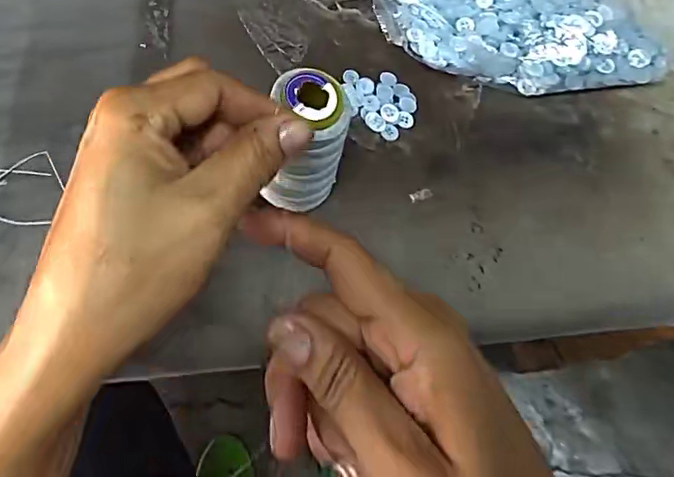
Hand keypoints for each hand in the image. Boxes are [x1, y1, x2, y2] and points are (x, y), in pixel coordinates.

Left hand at [26, 57, 312, 379]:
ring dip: (224, 146)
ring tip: (248, 185)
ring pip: (189, 123)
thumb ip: (257, 156)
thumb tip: (299, 126)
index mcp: (132, 110)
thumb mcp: (209, 207)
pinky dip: (203, 163)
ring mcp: (115, 143)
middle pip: (200, 95)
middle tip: (271, 160)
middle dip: (240, 123)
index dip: (261, 108)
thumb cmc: (136, 270)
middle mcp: (119, 114)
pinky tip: (220, 196)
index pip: (214, 85)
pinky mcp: (118, 171)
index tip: (298, 137)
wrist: (67, 340)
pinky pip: (173, 148)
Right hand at [245, 210, 551, 476]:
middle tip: (286, 442)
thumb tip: (285, 322)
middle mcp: (420, 324)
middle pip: (329, 315)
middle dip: (296, 370)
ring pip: (338, 345)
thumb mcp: (397, 463)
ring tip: (327, 459)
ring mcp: (422, 348)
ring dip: (316, 397)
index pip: (348, 262)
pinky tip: (349, 449)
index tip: (251, 220)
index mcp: (421, 333)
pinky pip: (361, 369)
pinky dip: (340, 405)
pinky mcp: (422, 372)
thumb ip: (342, 388)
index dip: (297, 234)